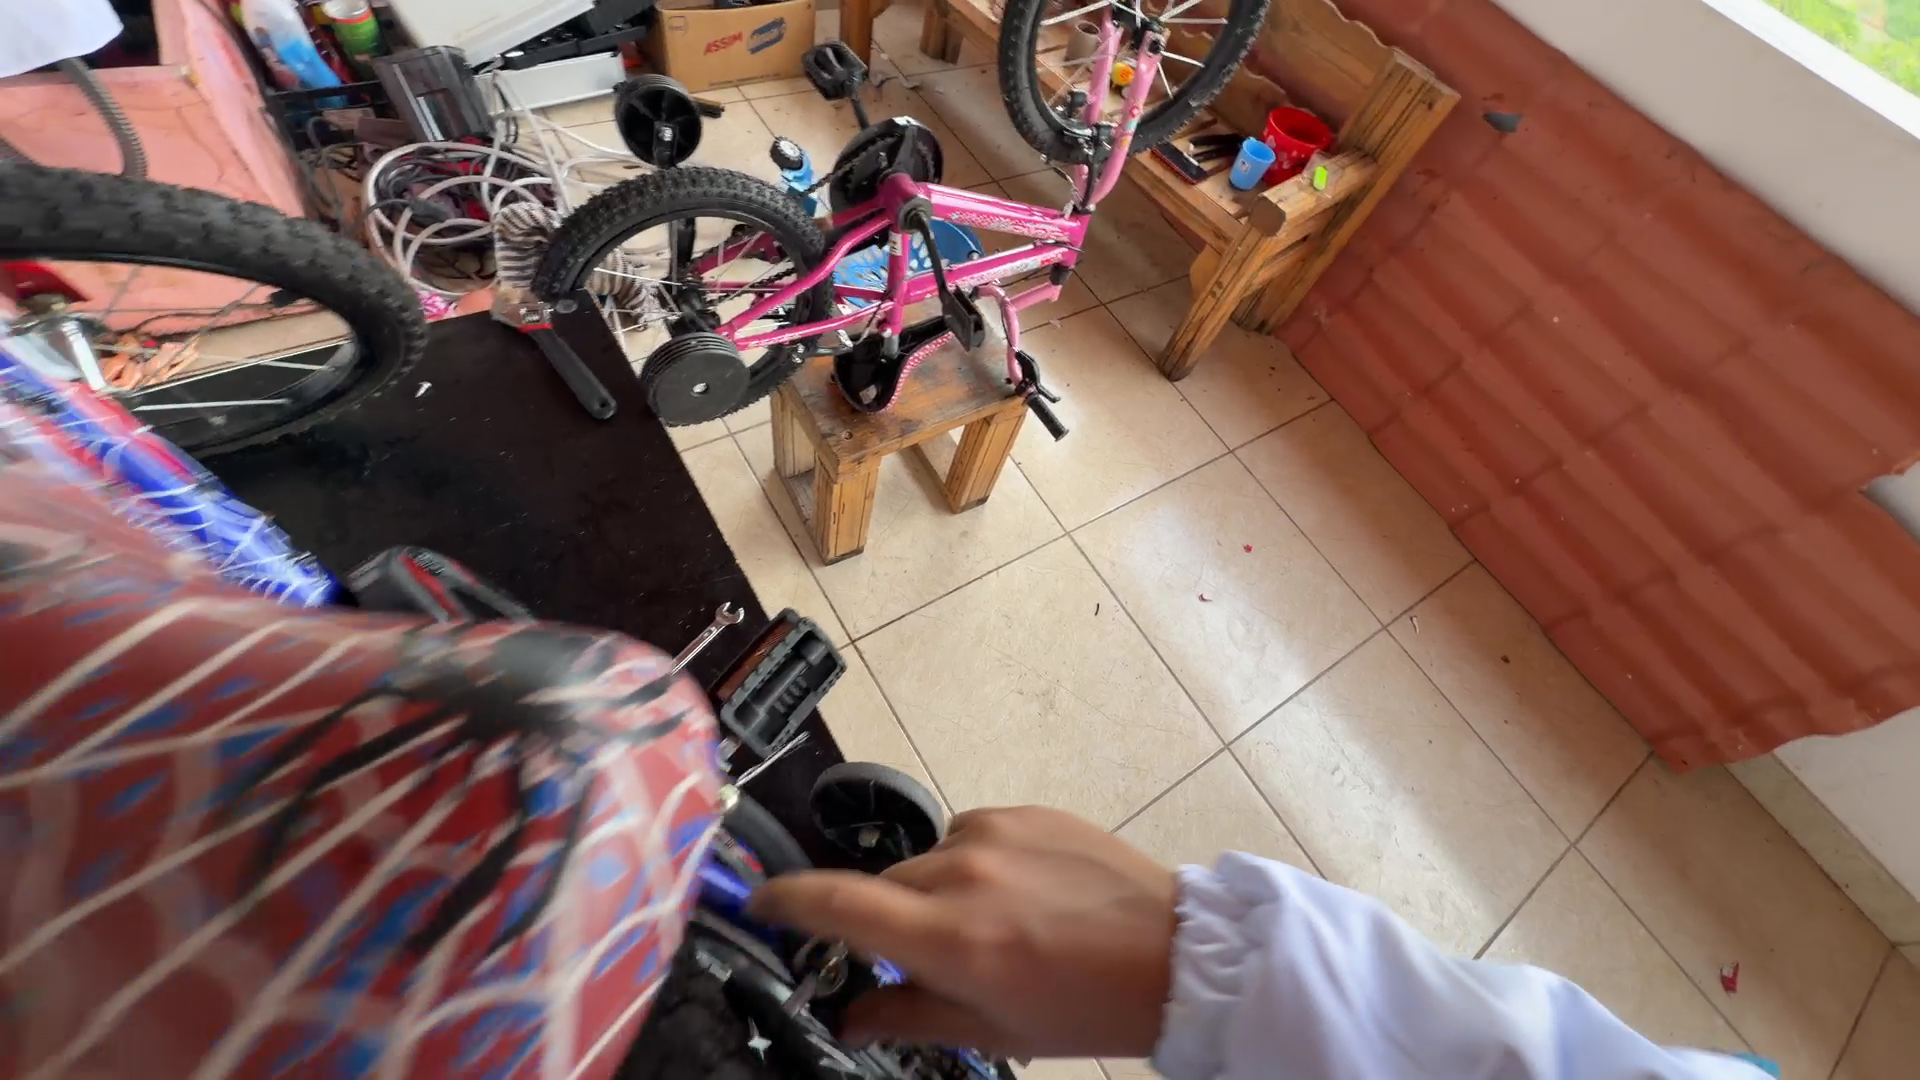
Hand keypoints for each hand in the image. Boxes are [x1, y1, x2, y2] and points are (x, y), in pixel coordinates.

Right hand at [746, 805, 1177, 1058]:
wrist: (1170, 948)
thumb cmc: (1082, 1006)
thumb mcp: (994, 1031)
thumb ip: (909, 1015)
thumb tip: (851, 1013)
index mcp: (951, 938)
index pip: (841, 904)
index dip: (789, 900)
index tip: (761, 901)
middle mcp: (962, 871)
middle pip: (886, 885)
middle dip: (891, 917)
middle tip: (935, 950)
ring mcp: (993, 831)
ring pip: (928, 861)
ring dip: (938, 890)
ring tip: (994, 921)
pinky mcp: (1021, 809)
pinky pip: (969, 835)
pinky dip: (974, 864)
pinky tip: (1020, 889)